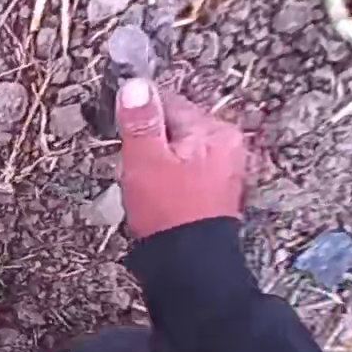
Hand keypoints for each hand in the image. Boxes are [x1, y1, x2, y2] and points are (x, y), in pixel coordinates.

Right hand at [115, 77, 247, 237]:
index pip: (168, 104)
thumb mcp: (145, 161)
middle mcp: (226, 148)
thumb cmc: (170, 214)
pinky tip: (157, 199)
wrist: (187, 264)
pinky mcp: (213, 192)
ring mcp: (222, 171)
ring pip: (174, 152)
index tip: (126, 136)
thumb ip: (140, 121)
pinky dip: (166, 181)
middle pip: (172, 129)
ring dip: (155, 165)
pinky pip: (182, 173)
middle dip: (148, 147)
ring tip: (147, 188)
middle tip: (138, 170)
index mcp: (214, 133)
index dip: (139, 121)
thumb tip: (135, 86)